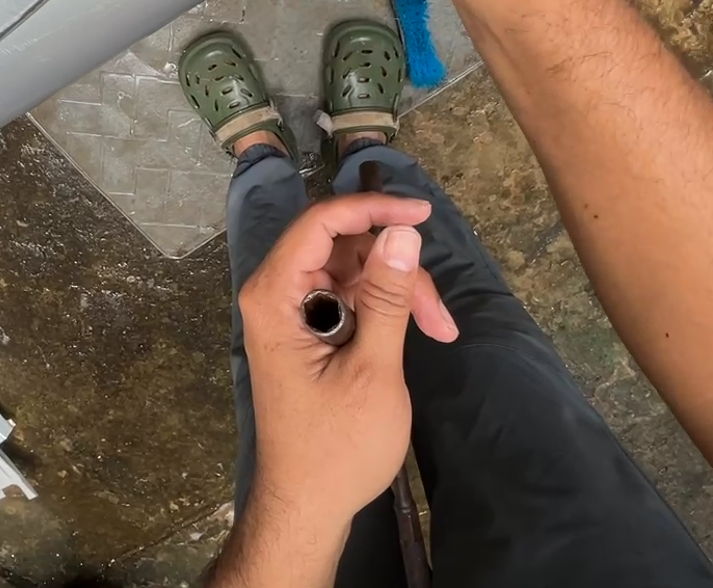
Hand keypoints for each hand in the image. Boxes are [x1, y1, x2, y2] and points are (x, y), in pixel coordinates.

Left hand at [239, 192, 457, 536]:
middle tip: (439, 317)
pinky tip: (420, 330)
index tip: (422, 214)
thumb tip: (403, 232)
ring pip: (354, 268)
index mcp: (273, 294)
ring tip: (438, 330)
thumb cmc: (335, 446)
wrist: (308, 505)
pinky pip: (352, 292)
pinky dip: (387, 307)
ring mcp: (292, 306)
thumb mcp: (373, 370)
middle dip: (396, 271)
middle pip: (343, 247)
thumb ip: (388, 297)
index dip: (371, 208)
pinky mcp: (309, 323)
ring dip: (399, 291)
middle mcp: (276, 290)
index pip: (320, 223)